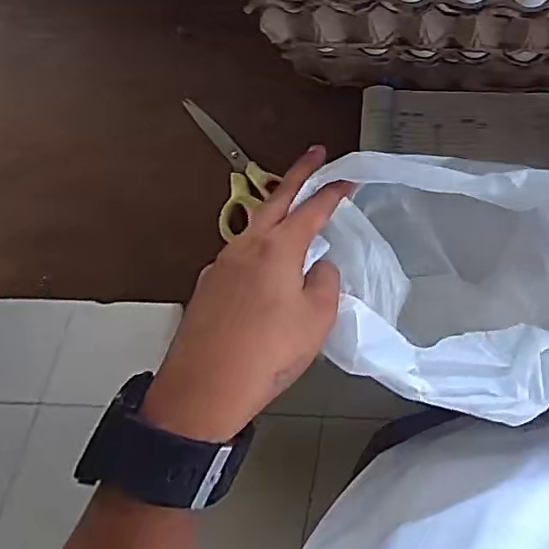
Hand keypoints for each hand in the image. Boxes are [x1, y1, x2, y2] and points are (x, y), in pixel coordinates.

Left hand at [142, 146, 351, 442]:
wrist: (199, 396)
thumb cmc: (266, 355)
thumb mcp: (317, 318)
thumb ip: (325, 281)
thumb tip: (318, 267)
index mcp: (277, 248)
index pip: (313, 208)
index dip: (334, 191)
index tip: (348, 180)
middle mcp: (246, 247)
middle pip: (277, 198)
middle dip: (299, 172)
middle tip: (316, 153)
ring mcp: (220, 265)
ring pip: (255, 225)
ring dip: (278, 210)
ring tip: (296, 212)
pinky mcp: (206, 287)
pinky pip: (241, 254)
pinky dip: (261, 246)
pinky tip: (268, 268)